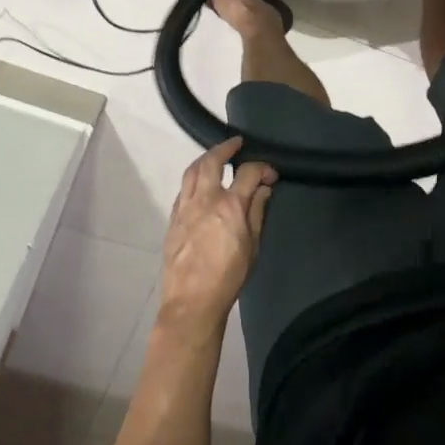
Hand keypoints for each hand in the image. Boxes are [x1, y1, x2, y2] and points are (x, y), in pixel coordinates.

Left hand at [158, 139, 276, 334]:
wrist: (192, 300)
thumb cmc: (229, 276)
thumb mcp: (253, 246)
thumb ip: (257, 213)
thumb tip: (263, 189)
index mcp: (230, 205)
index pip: (248, 173)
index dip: (262, 168)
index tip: (271, 174)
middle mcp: (205, 199)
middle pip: (212, 161)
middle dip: (226, 148)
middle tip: (236, 144)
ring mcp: (185, 207)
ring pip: (192, 171)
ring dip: (205, 158)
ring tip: (215, 156)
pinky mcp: (173, 219)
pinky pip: (183, 189)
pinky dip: (193, 179)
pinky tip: (199, 184)